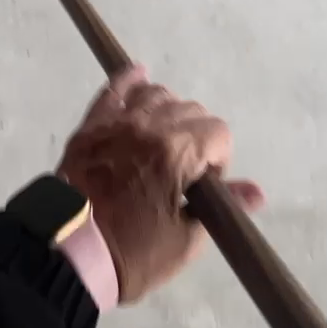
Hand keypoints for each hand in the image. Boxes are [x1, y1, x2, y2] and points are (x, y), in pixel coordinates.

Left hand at [56, 66, 265, 303]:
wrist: (69, 250)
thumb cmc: (133, 252)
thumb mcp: (185, 239)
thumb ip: (221, 205)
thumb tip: (257, 192)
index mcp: (176, 152)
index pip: (218, 132)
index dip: (219, 159)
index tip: (204, 185)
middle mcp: (149, 125)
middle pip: (190, 109)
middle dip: (198, 135)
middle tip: (186, 169)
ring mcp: (118, 120)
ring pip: (156, 93)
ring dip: (169, 111)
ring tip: (164, 139)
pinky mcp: (92, 123)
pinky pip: (114, 88)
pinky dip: (130, 78)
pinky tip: (140, 74)